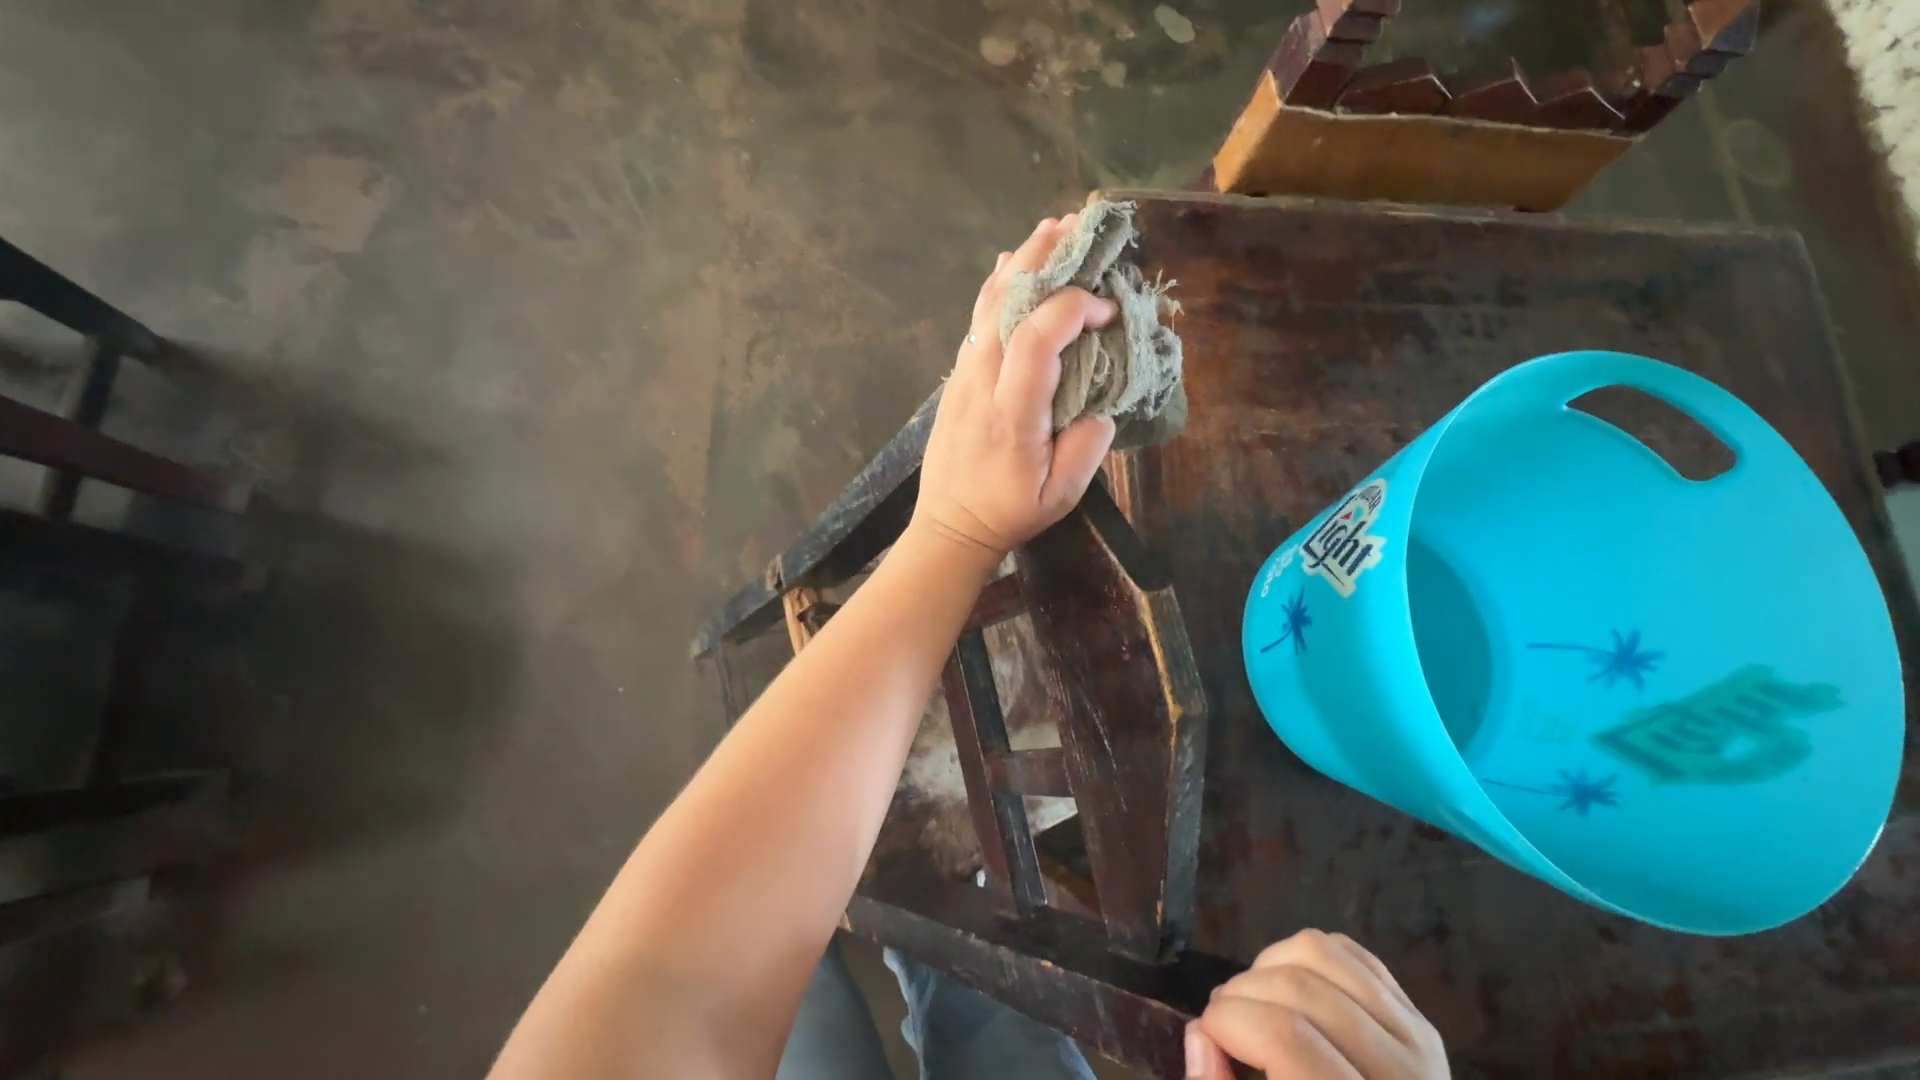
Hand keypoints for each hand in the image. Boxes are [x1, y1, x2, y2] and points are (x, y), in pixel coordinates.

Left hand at [909, 214, 1117, 572]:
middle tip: (1074, 226)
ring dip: (1019, 264)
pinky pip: (977, 321)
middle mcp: (982, 383)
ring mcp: (964, 376)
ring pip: (987, 306)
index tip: (1107, 309)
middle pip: (1006, 305)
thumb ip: (1088, 446)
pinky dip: (996, 287)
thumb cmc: (1009, 512)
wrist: (949, 524)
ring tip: (1047, 230)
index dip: (1073, 309)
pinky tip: (1009, 266)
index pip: (1037, 340)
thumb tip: (1103, 404)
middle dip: (1042, 260)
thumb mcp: (1061, 495)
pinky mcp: (957, 377)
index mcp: (1012, 413)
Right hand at [1188, 930, 1447, 1078]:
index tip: (1205, 1035)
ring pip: (1321, 953)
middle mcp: (1405, 1078)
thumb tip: (1199, 1032)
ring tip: (1253, 1002)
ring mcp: (1420, 1041)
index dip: (1228, 1021)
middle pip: (1299, 988)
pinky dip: (1303, 956)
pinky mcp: (1419, 1019)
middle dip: (1239, 993)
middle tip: (1222, 1023)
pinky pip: (1350, 952)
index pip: (1287, 1037)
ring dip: (1266, 966)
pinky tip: (1288, 989)